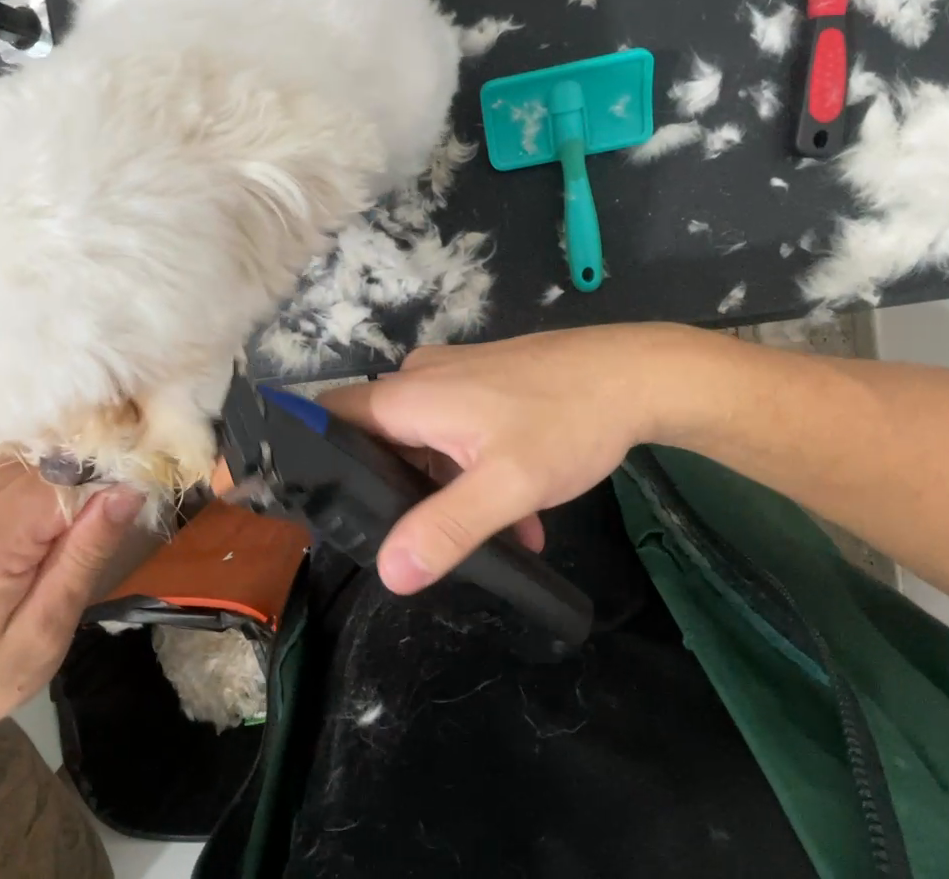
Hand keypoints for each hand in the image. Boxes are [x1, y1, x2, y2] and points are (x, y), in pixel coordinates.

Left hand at [0, 450, 142, 846]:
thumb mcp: (47, 629)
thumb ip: (86, 552)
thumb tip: (129, 487)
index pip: (58, 476)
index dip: (100, 480)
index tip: (128, 500)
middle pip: (35, 459)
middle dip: (76, 476)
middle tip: (100, 519)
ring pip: (14, 455)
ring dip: (48, 475)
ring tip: (65, 524)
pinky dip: (20, 479)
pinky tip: (31, 518)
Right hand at [319, 325, 669, 593]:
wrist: (638, 375)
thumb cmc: (567, 421)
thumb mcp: (508, 486)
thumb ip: (447, 529)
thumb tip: (391, 573)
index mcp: (409, 396)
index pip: (328, 418)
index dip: (310, 459)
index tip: (313, 506)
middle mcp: (421, 380)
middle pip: (376, 441)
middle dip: (391, 494)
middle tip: (406, 544)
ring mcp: (455, 381)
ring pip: (424, 446)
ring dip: (446, 494)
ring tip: (488, 543)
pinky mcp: (485, 388)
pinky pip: (457, 437)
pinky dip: (475, 477)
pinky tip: (520, 523)